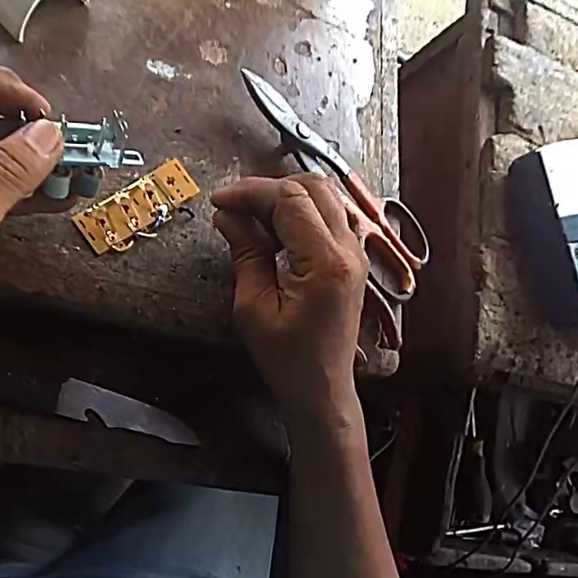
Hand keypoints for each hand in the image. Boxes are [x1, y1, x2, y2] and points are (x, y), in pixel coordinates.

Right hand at [212, 173, 367, 423]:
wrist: (322, 389)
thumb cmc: (289, 360)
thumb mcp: (254, 308)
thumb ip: (245, 254)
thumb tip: (229, 217)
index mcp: (325, 263)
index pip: (290, 199)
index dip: (250, 192)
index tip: (221, 201)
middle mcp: (348, 252)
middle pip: (312, 188)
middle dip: (268, 188)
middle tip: (235, 206)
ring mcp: (356, 255)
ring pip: (326, 198)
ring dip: (287, 197)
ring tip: (253, 218)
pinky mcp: (353, 261)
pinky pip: (331, 218)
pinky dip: (303, 213)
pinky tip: (278, 231)